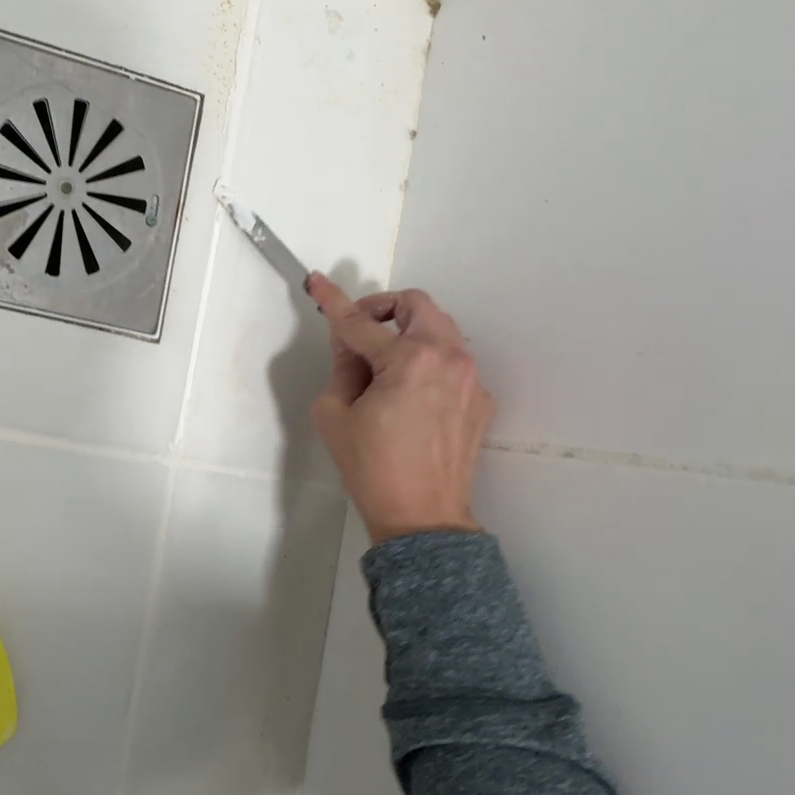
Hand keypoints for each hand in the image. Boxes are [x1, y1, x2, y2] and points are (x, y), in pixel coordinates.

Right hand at [306, 273, 494, 544]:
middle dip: (382, 308)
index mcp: (409, 359)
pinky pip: (450, 361)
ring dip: (406, 332)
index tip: (316, 282)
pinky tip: (404, 393)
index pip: (360, 322)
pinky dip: (424, 361)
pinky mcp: (479, 398)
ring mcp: (470, 378)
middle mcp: (448, 358)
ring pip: (439, 329)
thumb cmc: (370, 465)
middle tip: (356, 329)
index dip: (333, 301)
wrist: (422, 512)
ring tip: (379, 365)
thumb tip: (353, 350)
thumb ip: (342, 369)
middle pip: (416, 306)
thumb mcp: (334, 412)